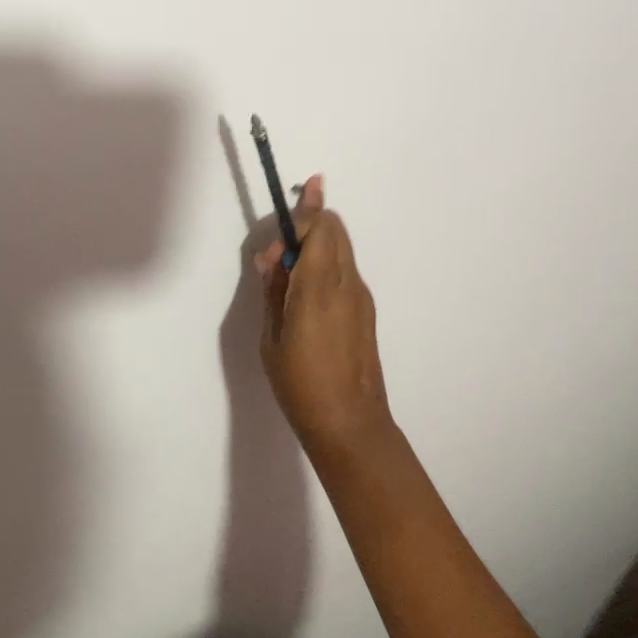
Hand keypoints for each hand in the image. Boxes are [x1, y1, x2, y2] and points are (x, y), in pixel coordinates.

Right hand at [254, 176, 392, 451]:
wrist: (350, 425)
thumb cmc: (301, 385)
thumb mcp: (272, 338)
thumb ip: (273, 291)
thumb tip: (272, 258)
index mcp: (320, 288)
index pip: (323, 226)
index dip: (303, 212)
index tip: (281, 224)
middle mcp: (348, 285)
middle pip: (336, 231)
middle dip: (305, 228)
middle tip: (276, 258)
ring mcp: (362, 298)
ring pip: (341, 251)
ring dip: (314, 250)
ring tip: (283, 282)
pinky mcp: (366, 313)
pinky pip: (344, 274)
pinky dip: (324, 269)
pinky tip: (302, 300)